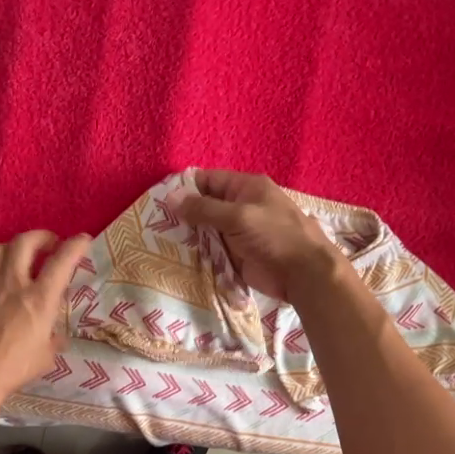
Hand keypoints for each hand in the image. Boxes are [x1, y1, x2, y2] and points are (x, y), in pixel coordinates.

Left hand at [0, 230, 92, 406]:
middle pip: (25, 242)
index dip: (75, 246)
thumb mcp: (45, 358)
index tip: (82, 240)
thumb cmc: (14, 369)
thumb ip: (53, 341)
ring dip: (10, 249)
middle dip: (40, 237)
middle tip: (48, 245)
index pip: (62, 261)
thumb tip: (58, 338)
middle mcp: (13, 284)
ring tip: (16, 258)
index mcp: (39, 299)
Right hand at [175, 169, 344, 301]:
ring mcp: (235, 233)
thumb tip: (170, 198)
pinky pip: (209, 251)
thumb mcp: (238, 216)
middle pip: (203, 206)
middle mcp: (239, 207)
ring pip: (204, 230)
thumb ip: (204, 208)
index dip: (185, 188)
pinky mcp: (233, 255)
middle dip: (182, 214)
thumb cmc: (275, 236)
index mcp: (245, 188)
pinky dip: (195, 253)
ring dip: (187, 236)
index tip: (159, 201)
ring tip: (158, 242)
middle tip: (154, 225)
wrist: (301, 273)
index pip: (208, 180)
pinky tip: (175, 257)